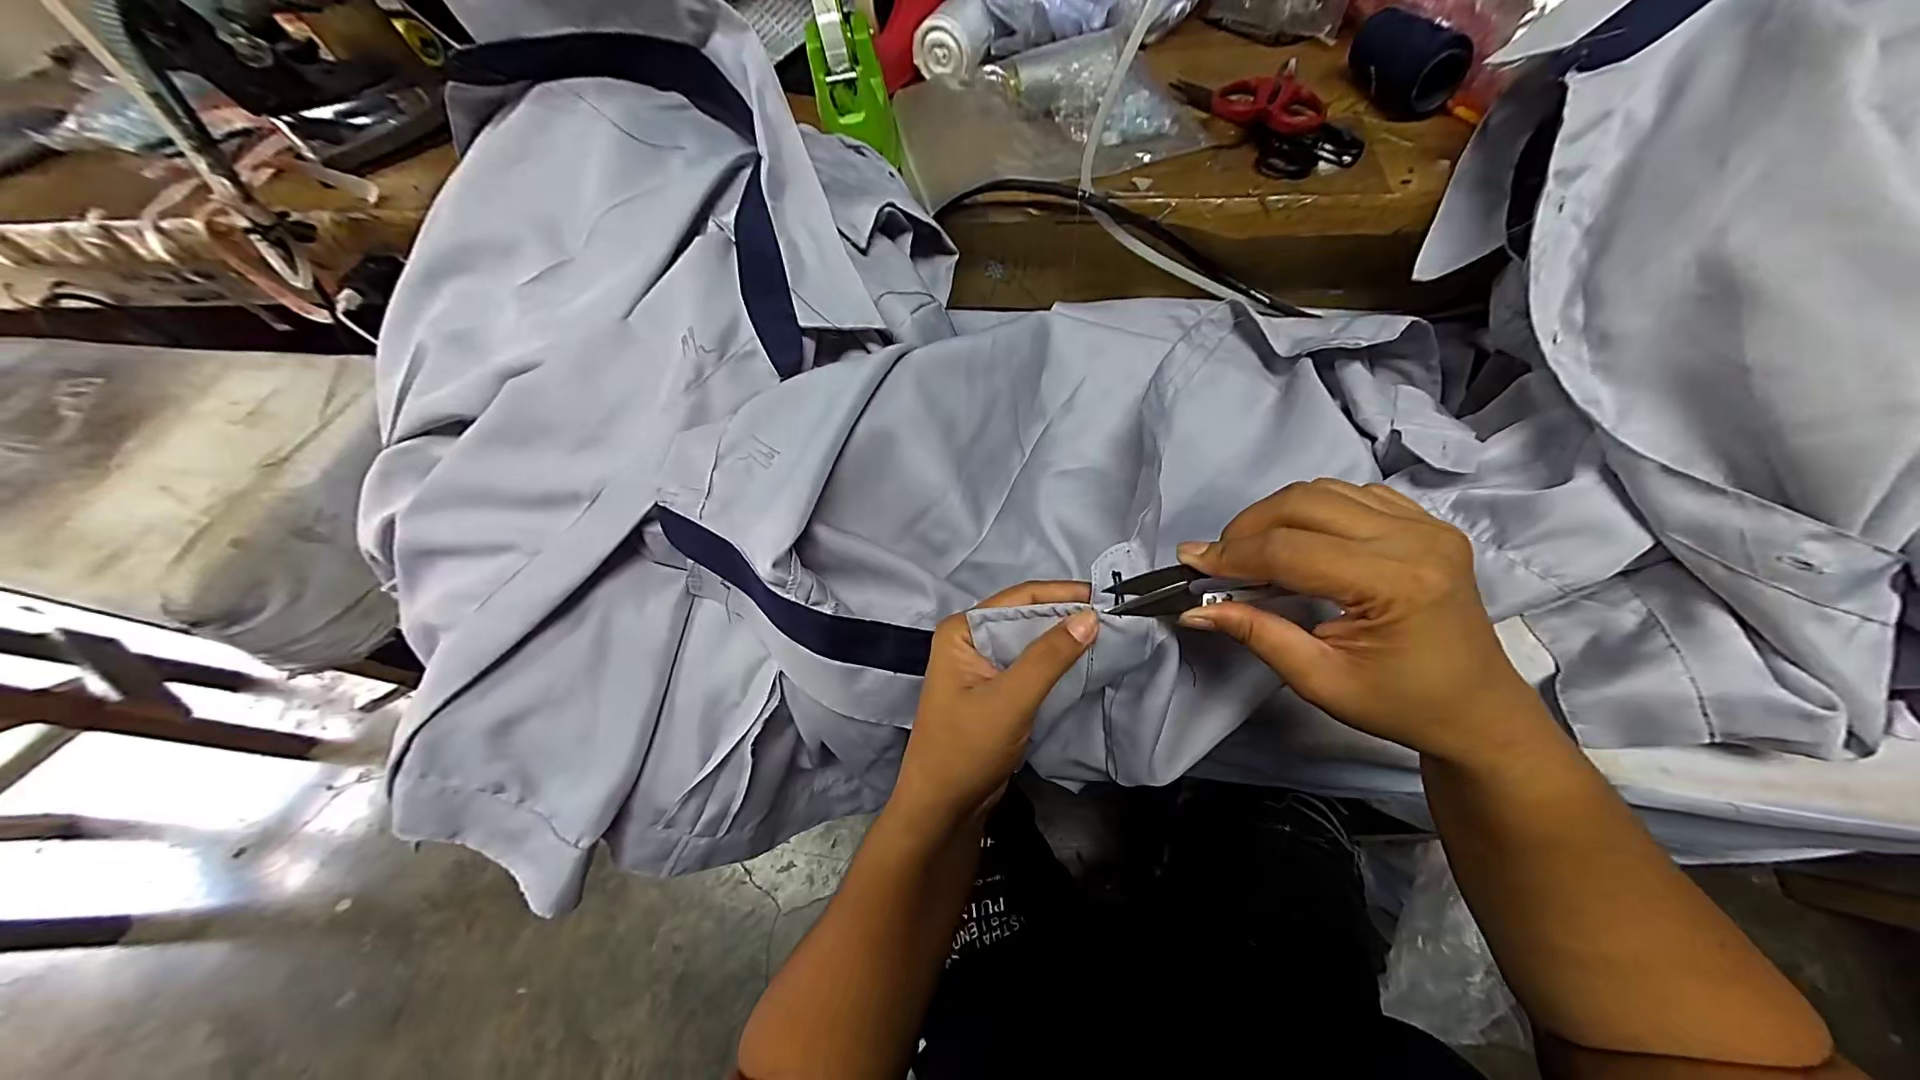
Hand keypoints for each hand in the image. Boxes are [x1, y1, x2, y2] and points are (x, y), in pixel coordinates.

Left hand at [892, 581, 1097, 824]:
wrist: (943, 807)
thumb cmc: (966, 749)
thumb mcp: (1011, 700)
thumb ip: (1049, 657)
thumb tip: (1090, 617)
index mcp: (961, 631)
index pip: (1018, 598)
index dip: (1062, 594)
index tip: (1104, 596)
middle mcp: (969, 640)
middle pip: (1025, 616)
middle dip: (1066, 616)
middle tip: (1113, 616)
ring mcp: (982, 666)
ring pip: (1031, 641)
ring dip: (1064, 639)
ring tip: (1108, 635)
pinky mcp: (996, 689)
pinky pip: (1031, 665)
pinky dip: (1056, 663)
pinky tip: (1084, 662)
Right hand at [1176, 479, 1552, 766]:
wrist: (1478, 710)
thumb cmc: (1401, 704)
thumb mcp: (1319, 679)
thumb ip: (1256, 634)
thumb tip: (1195, 609)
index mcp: (1396, 583)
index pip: (1291, 550)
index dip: (1232, 555)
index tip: (1190, 562)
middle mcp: (1416, 540)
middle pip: (1303, 503)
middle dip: (1247, 527)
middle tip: (1218, 560)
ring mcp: (1427, 525)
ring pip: (1324, 490)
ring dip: (1276, 514)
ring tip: (1252, 550)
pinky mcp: (1427, 523)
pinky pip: (1352, 494)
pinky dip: (1311, 509)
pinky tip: (1298, 539)